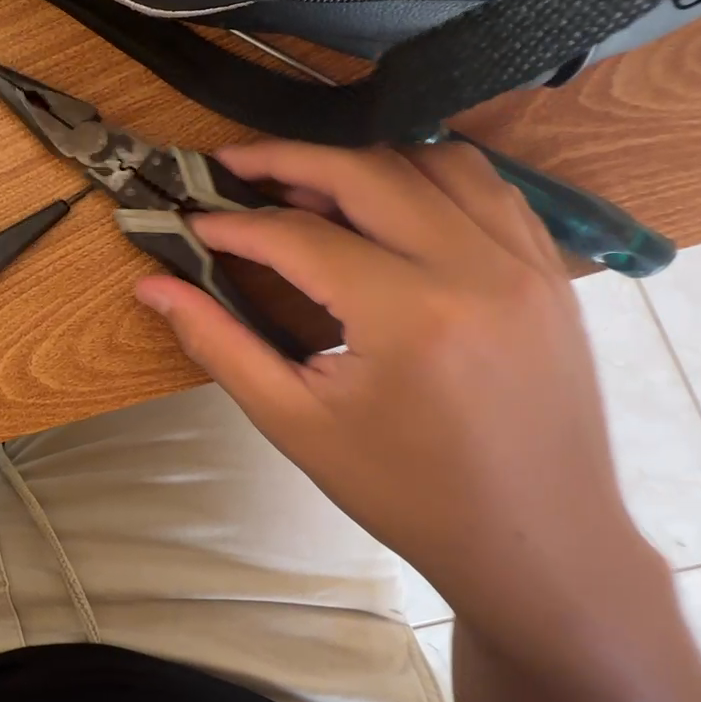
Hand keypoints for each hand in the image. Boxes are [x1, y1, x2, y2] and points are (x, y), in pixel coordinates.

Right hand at [134, 141, 661, 635]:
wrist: (538, 542)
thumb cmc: (403, 488)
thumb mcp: (290, 419)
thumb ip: (216, 341)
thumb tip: (151, 287)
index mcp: (409, 315)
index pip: (300, 236)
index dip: (232, 224)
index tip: (188, 222)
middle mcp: (476, 271)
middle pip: (367, 174)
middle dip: (287, 159)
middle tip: (228, 164)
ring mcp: (527, 266)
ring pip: (435, 164)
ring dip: (359, 162)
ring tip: (301, 180)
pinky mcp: (550, 274)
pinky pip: (488, 190)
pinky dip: (424, 176)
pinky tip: (381, 201)